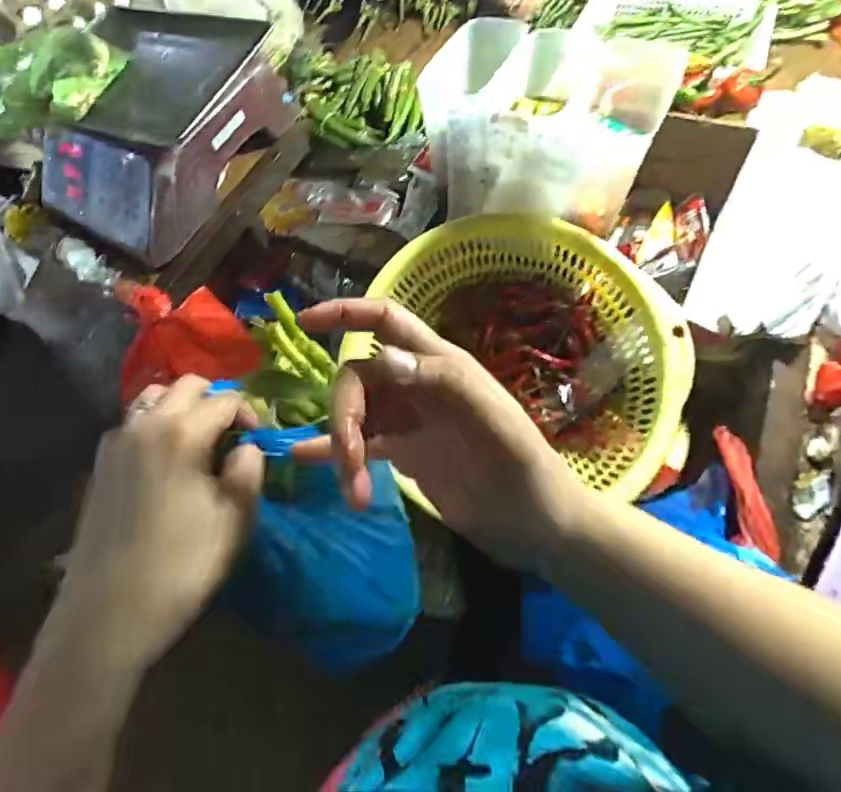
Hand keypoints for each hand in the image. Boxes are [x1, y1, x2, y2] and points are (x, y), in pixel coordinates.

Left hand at [53, 378, 263, 669]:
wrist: (105, 612)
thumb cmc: (178, 568)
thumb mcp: (232, 523)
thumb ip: (247, 472)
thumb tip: (247, 447)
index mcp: (181, 433)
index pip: (224, 399)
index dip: (248, 414)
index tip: (257, 440)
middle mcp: (145, 424)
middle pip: (186, 385)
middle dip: (214, 400)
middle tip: (230, 434)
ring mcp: (117, 440)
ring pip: (154, 397)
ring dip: (181, 406)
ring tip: (198, 440)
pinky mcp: (100, 461)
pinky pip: (133, 421)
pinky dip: (156, 422)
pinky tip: (165, 460)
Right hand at [293, 299, 583, 572]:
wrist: (537, 526)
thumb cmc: (523, 466)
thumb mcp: (491, 419)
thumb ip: (443, 382)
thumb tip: (381, 357)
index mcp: (439, 364)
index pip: (386, 321)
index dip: (347, 312)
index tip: (306, 321)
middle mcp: (417, 384)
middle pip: (358, 378)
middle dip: (344, 414)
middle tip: (349, 462)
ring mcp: (408, 419)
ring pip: (355, 414)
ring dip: (343, 447)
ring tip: (353, 491)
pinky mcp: (403, 453)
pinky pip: (359, 444)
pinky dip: (330, 449)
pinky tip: (303, 458)